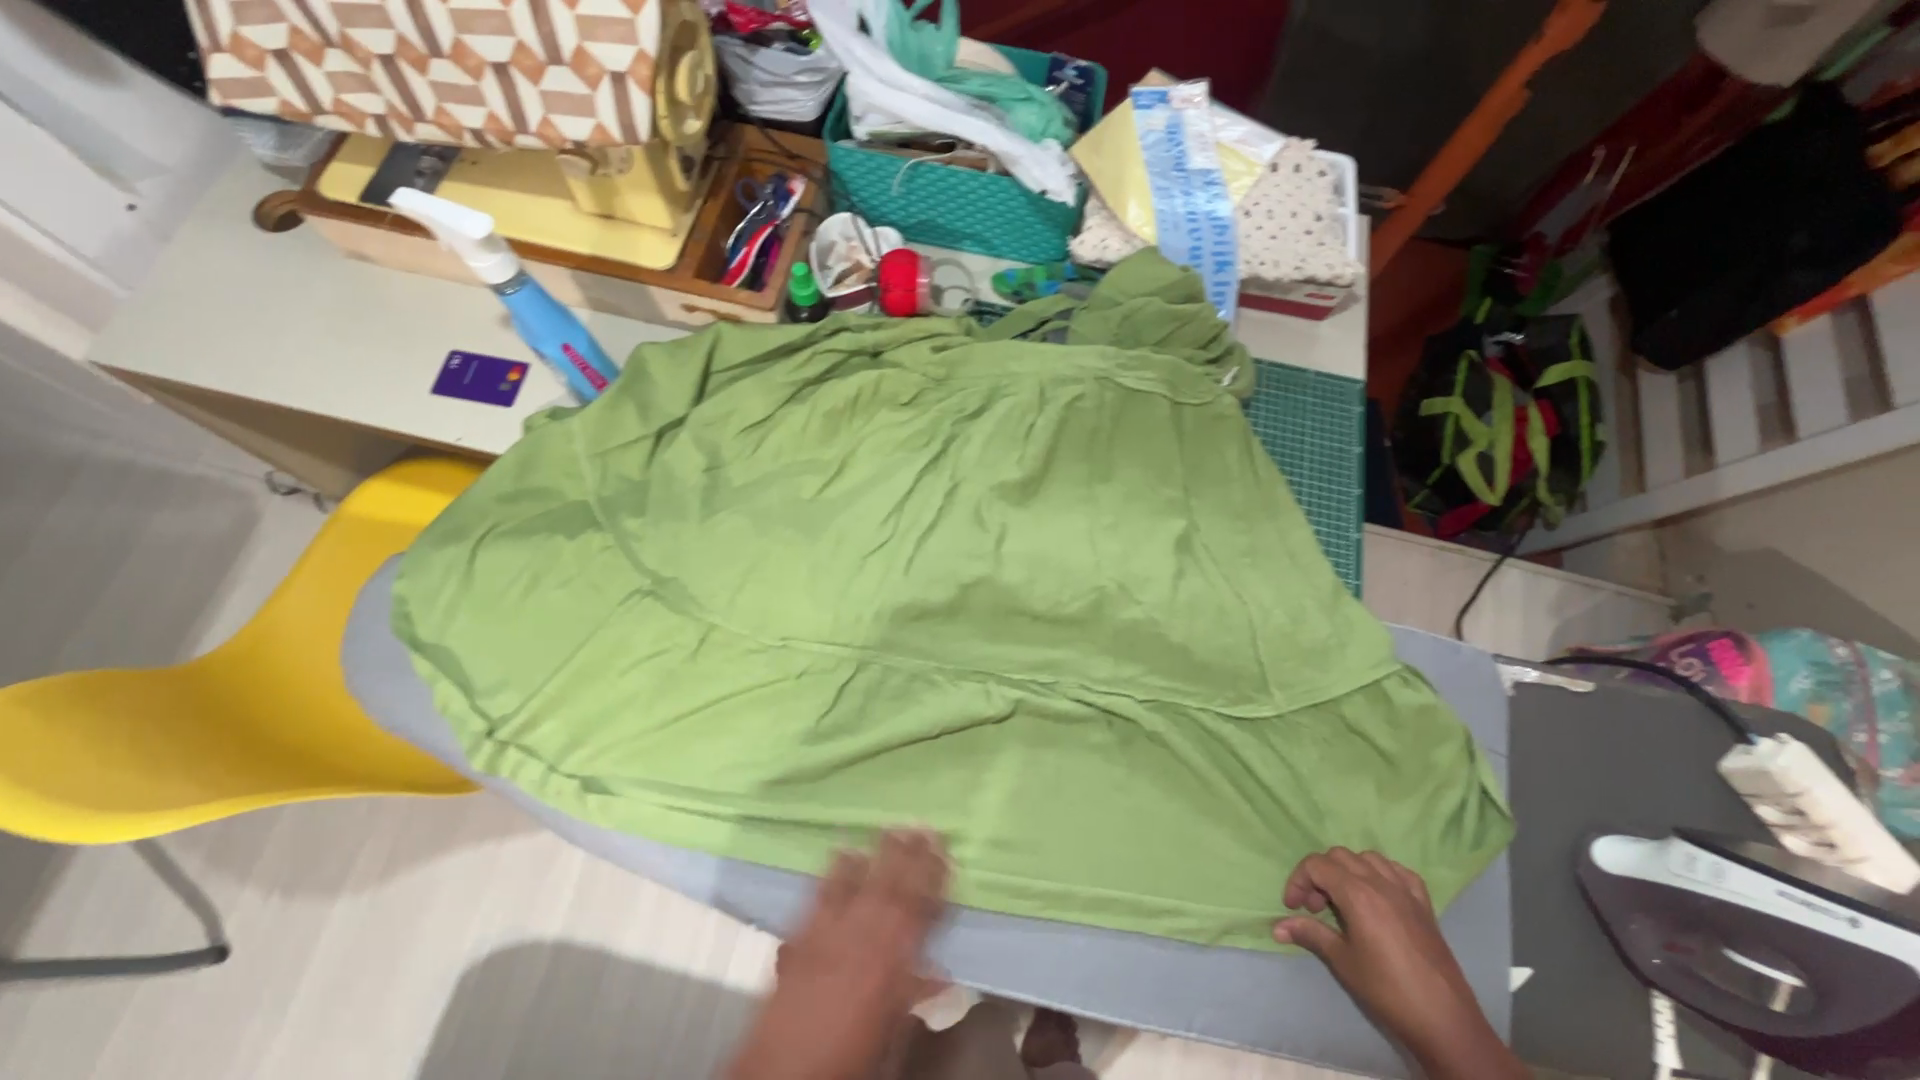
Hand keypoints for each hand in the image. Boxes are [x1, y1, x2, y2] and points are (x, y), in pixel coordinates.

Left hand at [726, 830, 948, 1079]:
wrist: (782, 1076)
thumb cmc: (846, 1061)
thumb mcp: (890, 1035)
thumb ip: (913, 997)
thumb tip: (942, 974)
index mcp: (890, 965)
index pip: (918, 912)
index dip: (933, 880)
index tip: (946, 853)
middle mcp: (859, 942)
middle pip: (888, 889)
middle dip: (906, 856)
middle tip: (921, 825)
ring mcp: (825, 936)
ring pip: (855, 885)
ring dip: (874, 855)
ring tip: (888, 827)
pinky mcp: (797, 940)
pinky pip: (819, 896)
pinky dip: (832, 873)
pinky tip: (841, 852)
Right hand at [1273, 848, 1524, 1079]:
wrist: (1441, 1016)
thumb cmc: (1386, 988)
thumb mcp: (1341, 960)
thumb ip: (1310, 934)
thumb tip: (1277, 927)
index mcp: (1358, 894)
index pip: (1317, 865)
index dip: (1298, 881)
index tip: (1293, 908)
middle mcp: (1381, 882)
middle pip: (1339, 856)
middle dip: (1320, 876)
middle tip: (1315, 908)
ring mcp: (1406, 891)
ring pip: (1368, 858)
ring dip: (1348, 871)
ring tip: (1344, 902)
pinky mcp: (1424, 904)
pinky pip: (1398, 871)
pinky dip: (1380, 875)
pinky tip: (1377, 897)